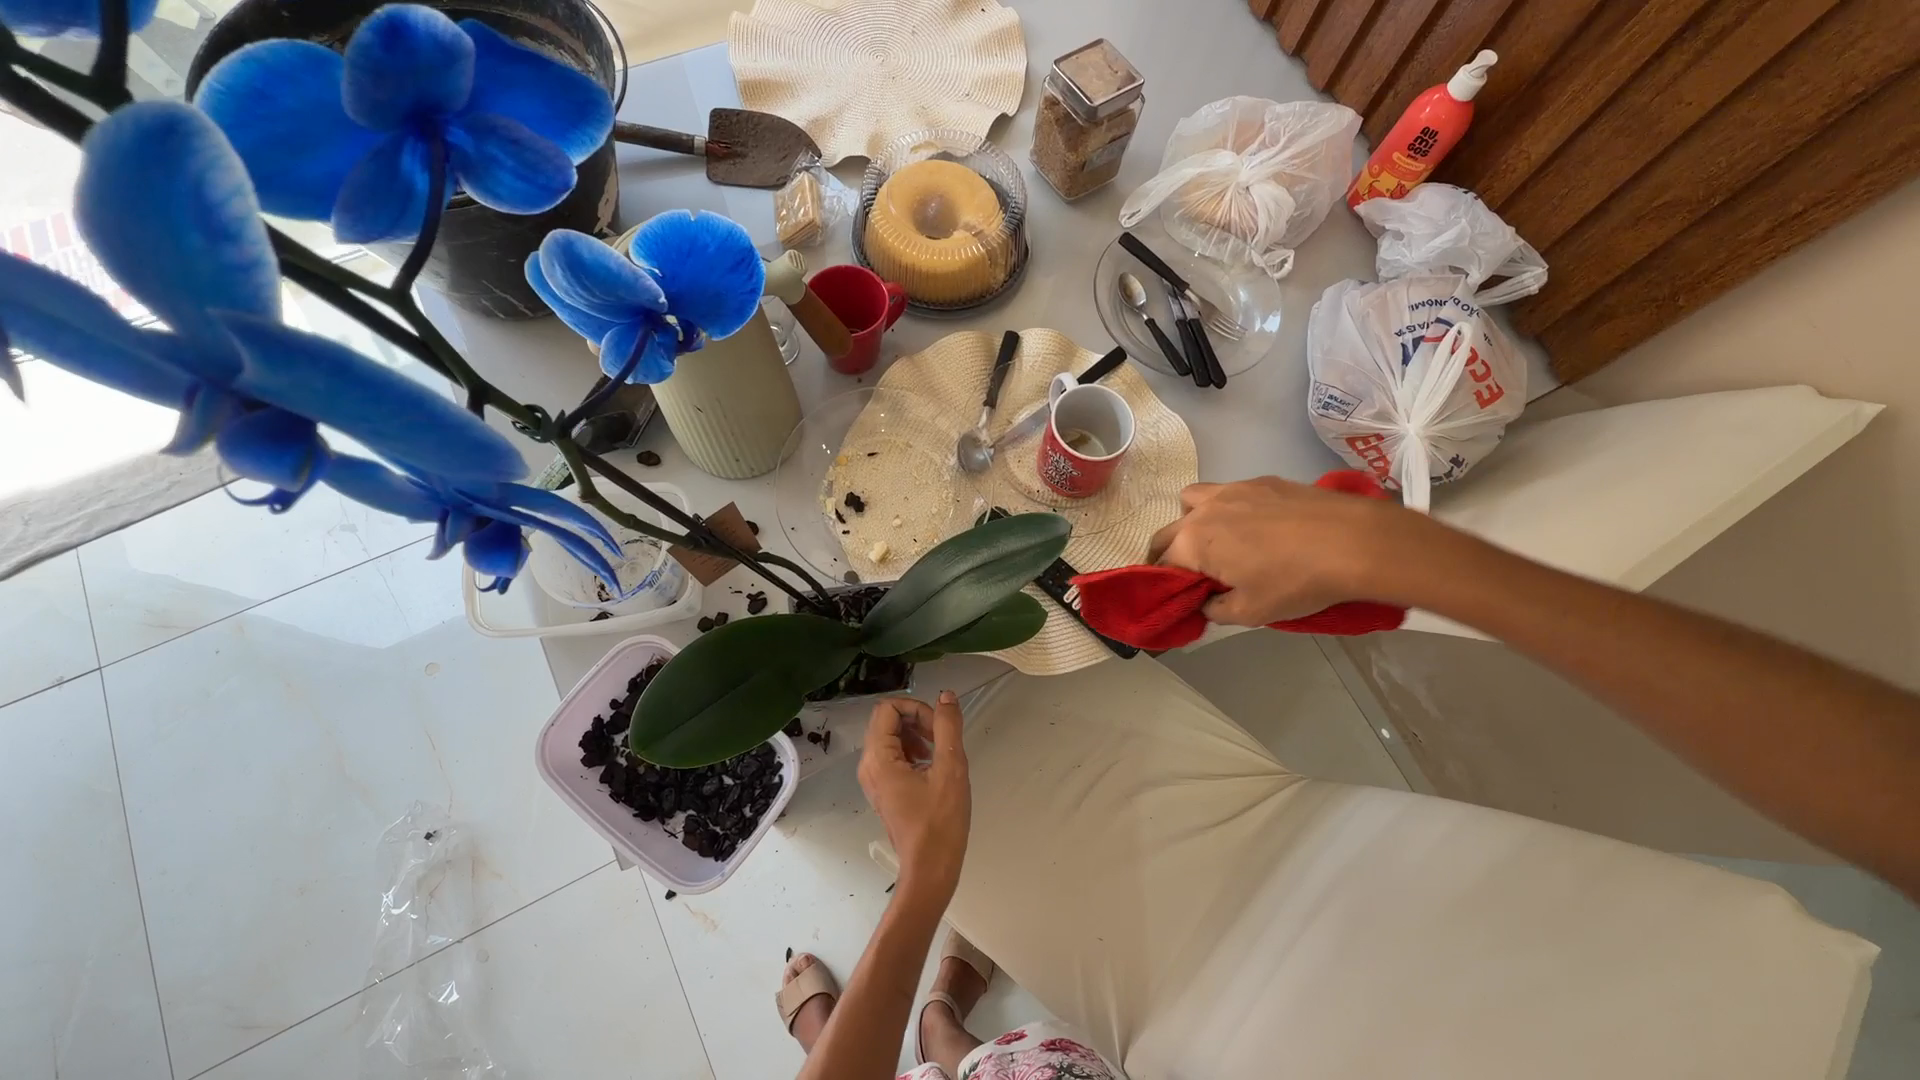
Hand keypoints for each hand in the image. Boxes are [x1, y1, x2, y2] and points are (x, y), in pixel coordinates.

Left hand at [858, 691, 970, 903]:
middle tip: (941, 740)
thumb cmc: (941, 821)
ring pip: (890, 737)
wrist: (931, 868)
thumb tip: (946, 697)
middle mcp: (868, 765)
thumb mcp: (950, 769)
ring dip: (916, 735)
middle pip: (886, 720)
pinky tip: (932, 769)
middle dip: (916, 721)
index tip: (939, 729)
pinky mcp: (883, 790)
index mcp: (878, 758)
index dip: (917, 709)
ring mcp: (873, 779)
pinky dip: (912, 752)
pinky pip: (892, 756)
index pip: (888, 708)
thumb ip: (947, 728)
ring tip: (938, 755)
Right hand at [1148, 476, 1432, 625]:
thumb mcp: (1250, 613)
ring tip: (1217, 541)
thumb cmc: (1295, 582)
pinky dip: (1228, 509)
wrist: (1353, 541)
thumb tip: (1205, 602)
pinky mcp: (1262, 481)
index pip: (1161, 565)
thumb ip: (1215, 610)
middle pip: (1167, 531)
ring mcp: (1233, 490)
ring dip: (1192, 520)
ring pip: (1192, 500)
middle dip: (1169, 553)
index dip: (1165, 585)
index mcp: (1192, 542)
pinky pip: (1229, 493)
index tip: (1179, 598)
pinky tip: (1257, 528)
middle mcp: (1203, 510)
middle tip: (1191, 575)